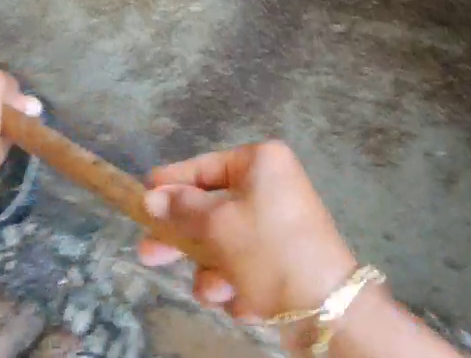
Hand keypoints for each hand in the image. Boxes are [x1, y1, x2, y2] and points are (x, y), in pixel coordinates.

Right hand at [137, 140, 359, 322]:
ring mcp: (280, 224)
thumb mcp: (218, 225)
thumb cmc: (269, 249)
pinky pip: (247, 265)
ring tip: (212, 292)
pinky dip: (239, 285)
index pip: (205, 167)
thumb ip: (181, 209)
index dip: (172, 184)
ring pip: (226, 243)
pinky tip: (243, 304)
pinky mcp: (285, 259)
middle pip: (212, 209)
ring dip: (213, 270)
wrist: (328, 308)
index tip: (142, 195)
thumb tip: (150, 197)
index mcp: (261, 162)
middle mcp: (272, 186)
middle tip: (149, 254)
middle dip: (184, 238)